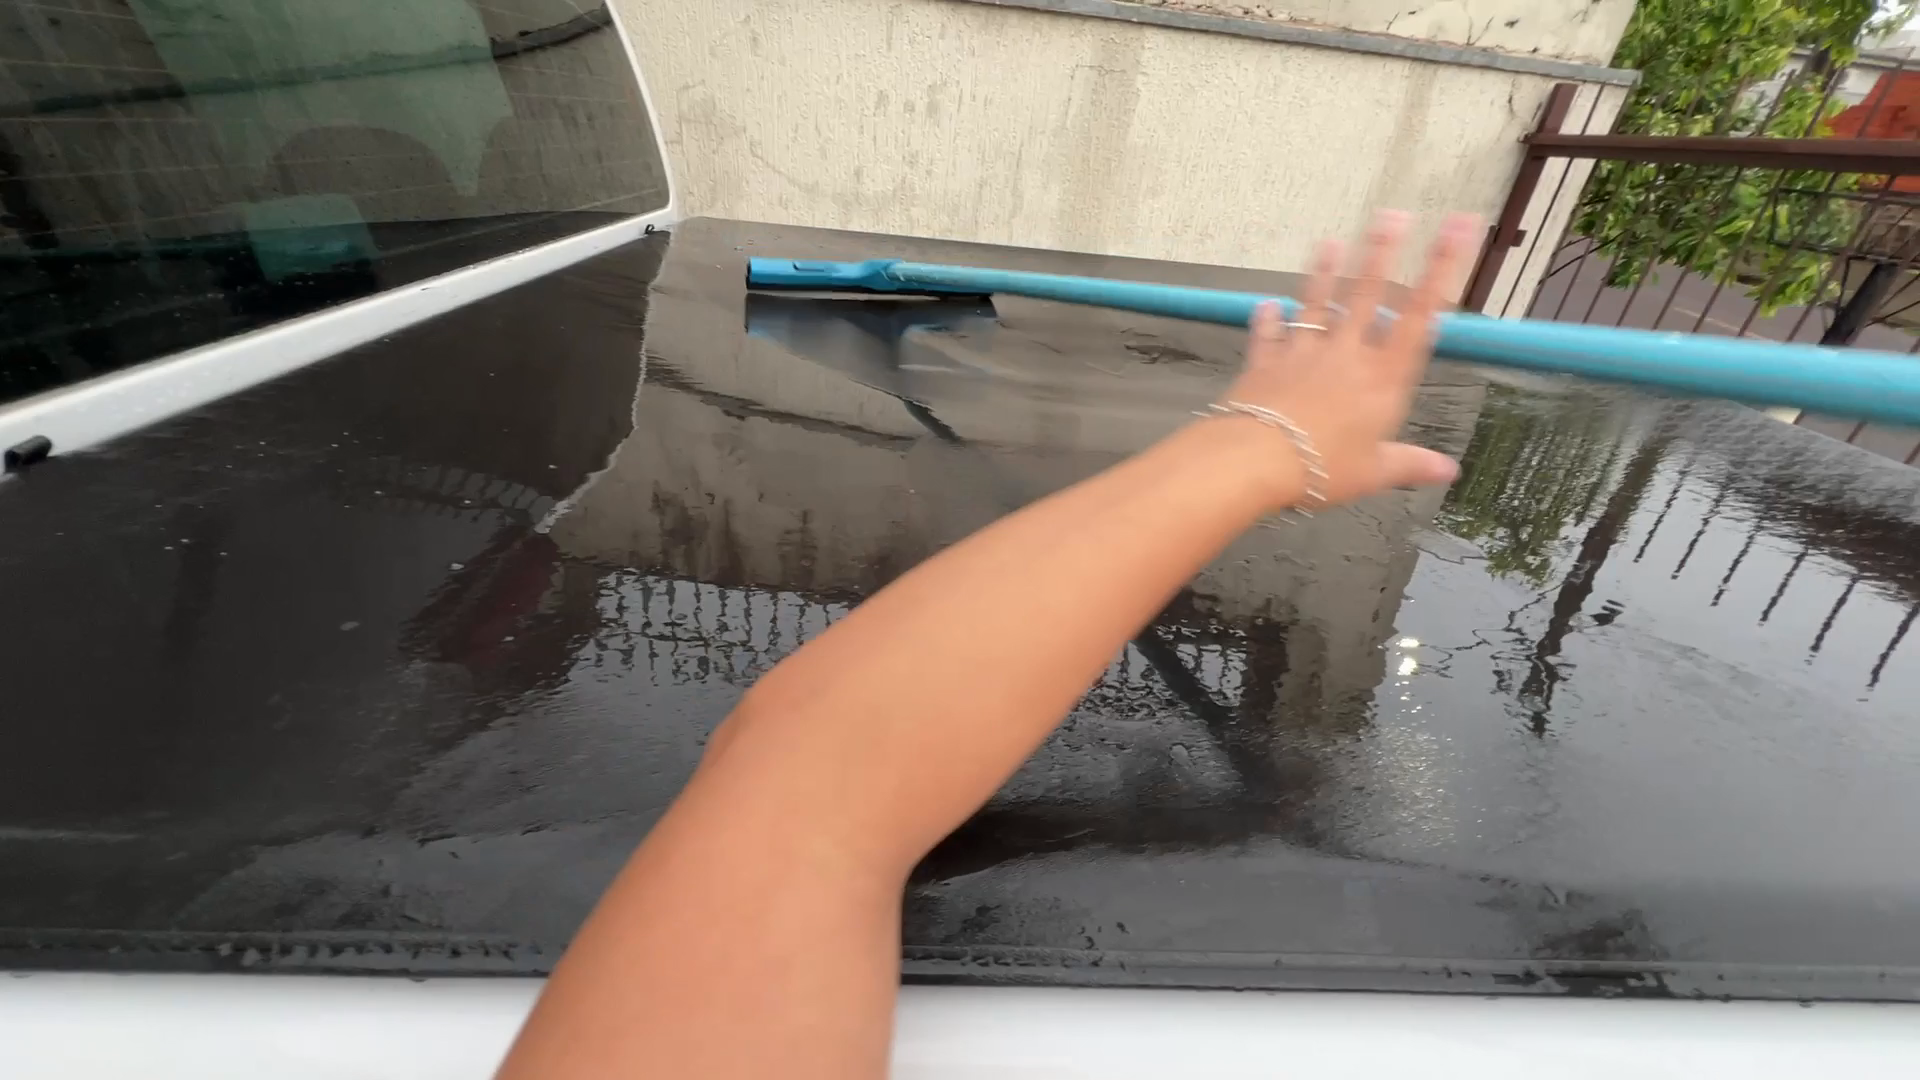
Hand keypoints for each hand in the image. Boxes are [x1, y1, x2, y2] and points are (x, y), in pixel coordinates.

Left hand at [1219, 209, 1479, 509]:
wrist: (1256, 460)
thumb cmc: (1322, 469)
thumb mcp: (1373, 473)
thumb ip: (1409, 465)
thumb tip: (1449, 471)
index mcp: (1383, 378)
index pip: (1421, 315)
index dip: (1442, 268)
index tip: (1459, 224)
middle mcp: (1345, 356)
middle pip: (1365, 296)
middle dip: (1380, 253)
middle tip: (1390, 213)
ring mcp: (1301, 355)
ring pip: (1315, 306)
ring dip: (1322, 274)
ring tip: (1329, 242)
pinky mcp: (1262, 365)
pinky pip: (1267, 336)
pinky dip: (1266, 320)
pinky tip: (1265, 305)